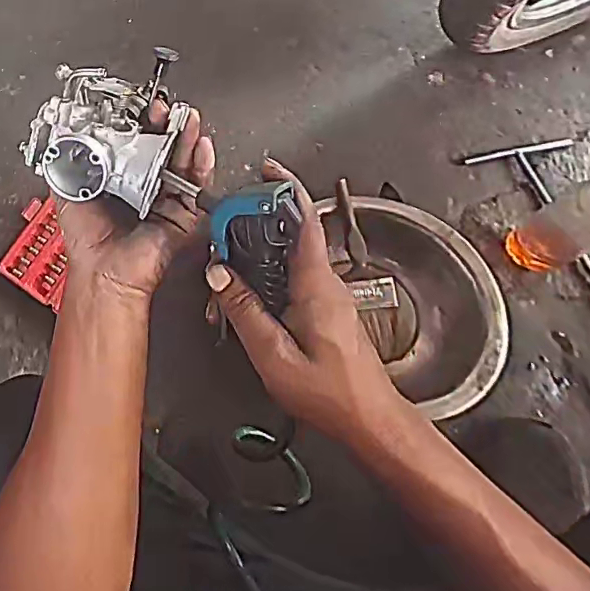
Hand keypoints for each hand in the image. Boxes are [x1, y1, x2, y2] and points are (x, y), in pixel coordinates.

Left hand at [56, 102, 215, 301]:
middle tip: (164, 108)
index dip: (139, 124)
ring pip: (182, 161)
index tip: (140, 109)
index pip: (134, 143)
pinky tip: (200, 145)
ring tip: (186, 118)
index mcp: (118, 180)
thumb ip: (70, 158)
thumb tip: (69, 131)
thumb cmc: (87, 240)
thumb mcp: (68, 188)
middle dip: (165, 125)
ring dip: (186, 137)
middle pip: (161, 148)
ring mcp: (165, 199)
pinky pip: (197, 185)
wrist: (106, 271)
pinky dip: (201, 163)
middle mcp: (143, 187)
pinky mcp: (184, 214)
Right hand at [205, 160, 402, 444]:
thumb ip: (245, 312)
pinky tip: (250, 291)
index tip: (264, 173)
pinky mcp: (325, 307)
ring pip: (292, 255)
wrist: (370, 417)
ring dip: (262, 250)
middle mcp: (326, 283)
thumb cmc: (332, 393)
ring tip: (230, 260)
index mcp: (317, 286)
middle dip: (260, 219)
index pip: (304, 220)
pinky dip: (270, 272)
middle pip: (293, 232)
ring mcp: (328, 294)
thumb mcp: (274, 356)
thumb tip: (220, 276)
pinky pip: (295, 276)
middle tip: (229, 219)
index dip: (285, 189)